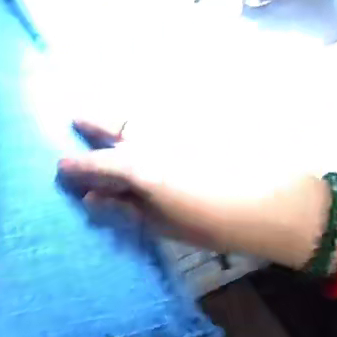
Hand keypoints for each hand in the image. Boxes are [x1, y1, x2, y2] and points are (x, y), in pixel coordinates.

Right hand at [57, 118, 332, 268]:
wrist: (276, 203)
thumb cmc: (216, 225)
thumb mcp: (164, 224)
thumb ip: (126, 208)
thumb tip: (93, 197)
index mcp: (140, 165)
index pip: (97, 162)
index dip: (76, 166)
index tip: (60, 165)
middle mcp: (154, 136)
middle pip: (115, 122)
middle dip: (92, 119)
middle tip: (76, 117)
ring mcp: (178, 123)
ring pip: (140, 112)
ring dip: (122, 115)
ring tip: (109, 119)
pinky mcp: (201, 118)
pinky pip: (167, 111)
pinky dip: (153, 115)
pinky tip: (150, 121)